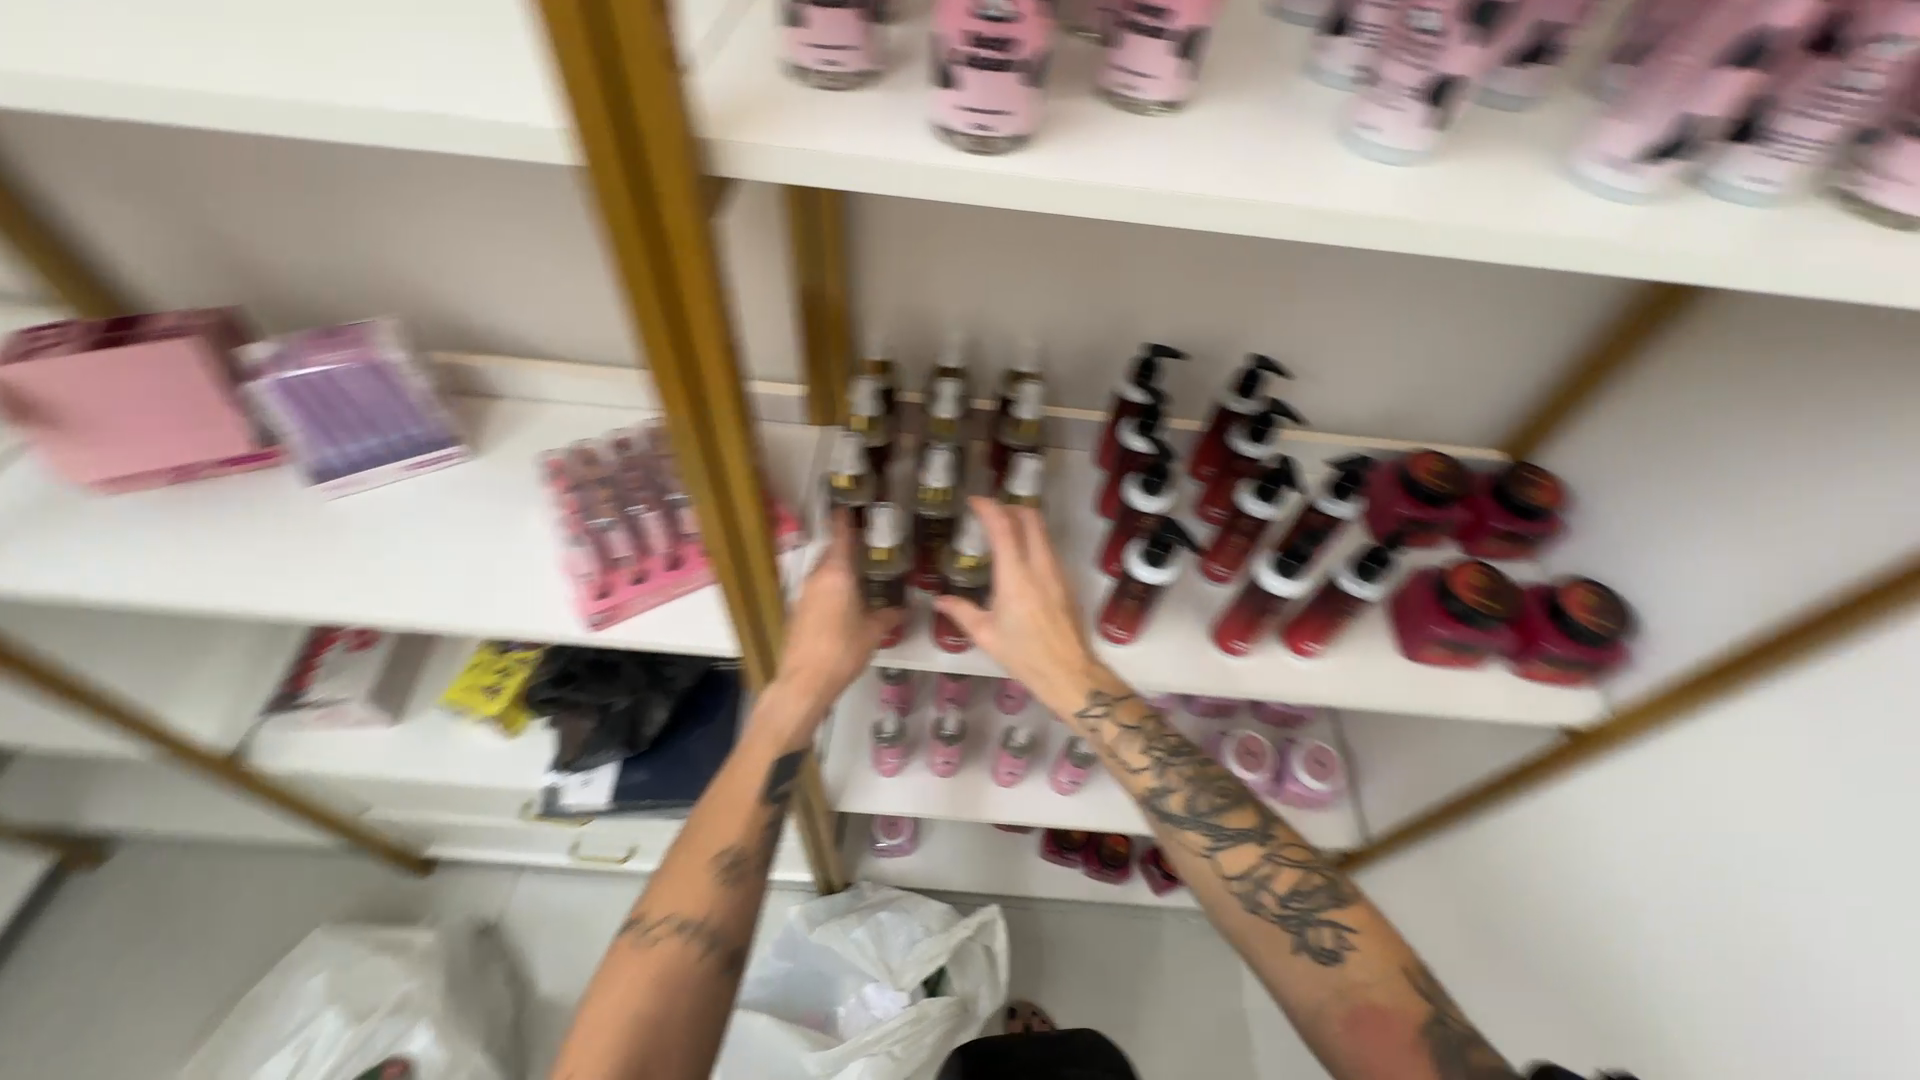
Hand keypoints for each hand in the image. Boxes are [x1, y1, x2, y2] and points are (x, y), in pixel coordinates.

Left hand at [767, 511, 899, 723]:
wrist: (804, 681)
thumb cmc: (842, 650)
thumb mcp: (873, 632)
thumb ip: (889, 615)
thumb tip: (905, 608)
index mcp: (837, 573)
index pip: (841, 535)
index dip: (847, 518)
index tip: (853, 506)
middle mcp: (817, 577)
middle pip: (832, 551)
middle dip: (848, 546)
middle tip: (870, 545)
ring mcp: (804, 593)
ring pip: (824, 570)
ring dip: (839, 568)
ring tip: (862, 571)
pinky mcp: (798, 610)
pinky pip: (818, 588)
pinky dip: (831, 586)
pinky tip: (846, 598)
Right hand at [932, 498, 1102, 715]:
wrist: (1068, 672)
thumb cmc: (1023, 655)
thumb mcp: (985, 635)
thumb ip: (961, 612)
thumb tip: (939, 600)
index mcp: (1015, 577)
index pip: (1004, 528)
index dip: (989, 508)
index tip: (975, 501)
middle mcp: (1039, 567)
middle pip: (1031, 519)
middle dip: (1011, 507)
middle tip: (991, 512)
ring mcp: (1057, 573)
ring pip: (1043, 533)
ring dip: (1024, 523)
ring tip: (1003, 532)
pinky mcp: (1066, 582)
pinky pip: (1049, 550)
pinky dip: (1033, 542)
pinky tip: (1020, 559)